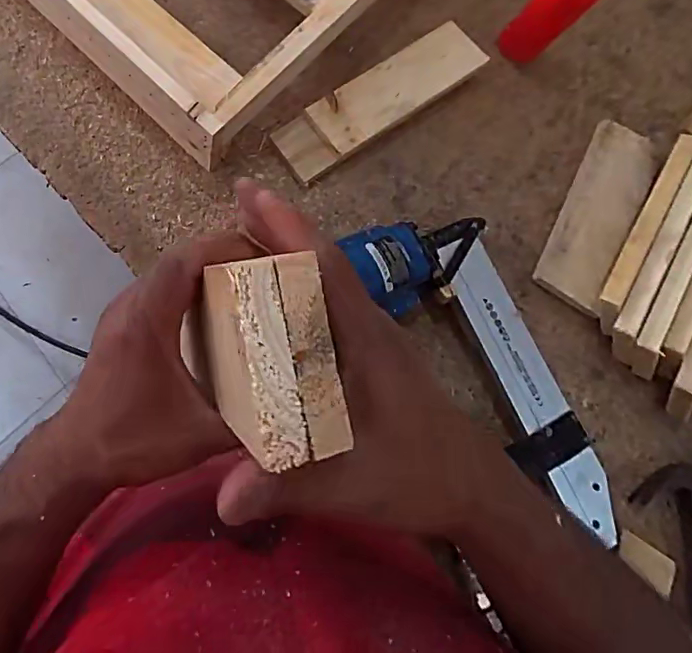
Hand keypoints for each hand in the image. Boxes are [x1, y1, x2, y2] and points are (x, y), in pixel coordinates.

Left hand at [42, 230, 256, 490]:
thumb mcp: (200, 437)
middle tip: (266, 265)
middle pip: (180, 257)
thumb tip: (294, 405)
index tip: (264, 254)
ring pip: (169, 269)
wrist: (76, 454)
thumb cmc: (133, 440)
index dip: (225, 246)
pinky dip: (190, 283)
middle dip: (224, 252)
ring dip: (206, 267)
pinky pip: (161, 285)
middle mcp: (132, 302)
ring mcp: (123, 308)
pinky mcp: (122, 319)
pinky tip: (215, 306)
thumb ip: (249, 422)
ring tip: (248, 280)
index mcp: (147, 318)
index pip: (185, 260)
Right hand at [215, 180, 519, 539]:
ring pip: (326, 277)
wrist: (471, 485)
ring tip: (245, 234)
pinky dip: (297, 282)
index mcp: (362, 336)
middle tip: (238, 199)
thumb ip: (285, 488)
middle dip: (280, 226)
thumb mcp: (348, 484)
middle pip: (321, 259)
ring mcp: (370, 334)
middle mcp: (366, 323)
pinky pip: (326, 300)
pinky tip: (274, 292)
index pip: (323, 265)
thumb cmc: (415, 473)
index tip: (251, 192)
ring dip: (289, 249)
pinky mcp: (368, 350)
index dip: (286, 226)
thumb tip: (221, 500)